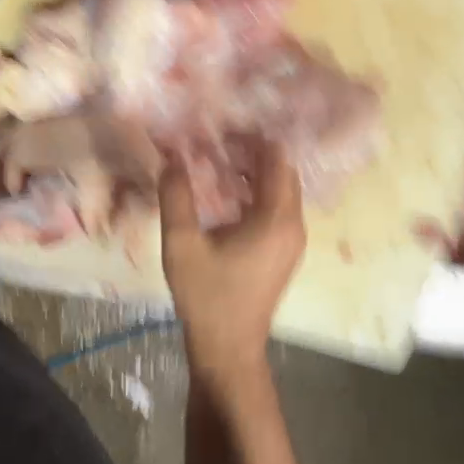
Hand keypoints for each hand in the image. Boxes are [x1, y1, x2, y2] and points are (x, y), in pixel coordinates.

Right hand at [158, 139, 306, 380]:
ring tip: (216, 154)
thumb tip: (171, 159)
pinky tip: (222, 189)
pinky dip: (252, 191)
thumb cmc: (206, 293)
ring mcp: (289, 241)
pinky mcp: (279, 252)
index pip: (276, 164)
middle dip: (254, 151)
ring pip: (278, 193)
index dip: (256, 139)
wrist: (228, 343)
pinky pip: (273, 209)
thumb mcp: (182, 242)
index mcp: (275, 220)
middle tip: (217, 134)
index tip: (228, 120)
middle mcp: (292, 226)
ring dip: (252, 171)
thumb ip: (176, 197)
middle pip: (282, 175)